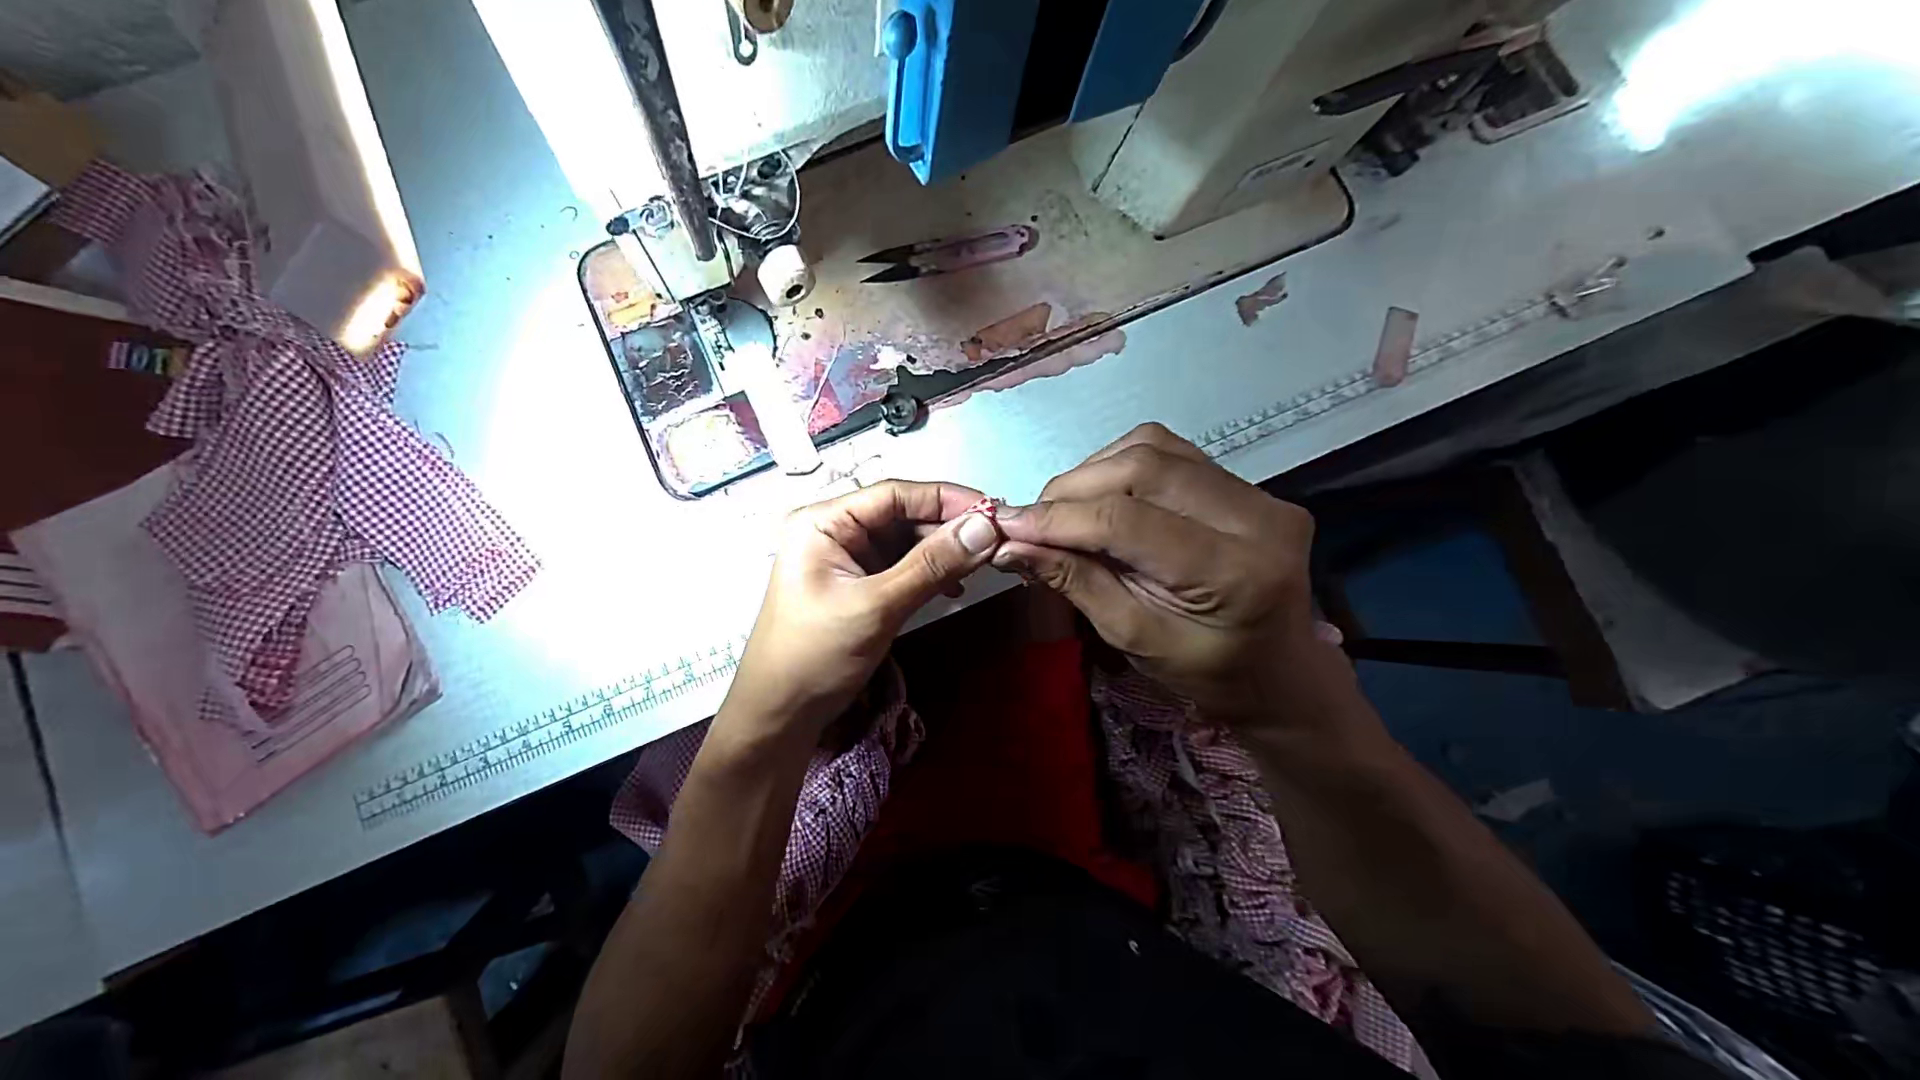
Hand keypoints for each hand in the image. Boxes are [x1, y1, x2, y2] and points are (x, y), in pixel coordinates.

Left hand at [719, 480, 1002, 745]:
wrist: (781, 715)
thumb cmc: (816, 655)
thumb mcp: (877, 606)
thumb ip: (932, 564)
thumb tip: (986, 527)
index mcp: (824, 522)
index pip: (894, 494)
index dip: (945, 498)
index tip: (994, 509)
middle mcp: (835, 531)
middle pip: (903, 515)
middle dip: (949, 527)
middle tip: (997, 539)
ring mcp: (848, 559)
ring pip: (907, 541)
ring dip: (944, 551)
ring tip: (984, 562)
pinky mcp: (860, 584)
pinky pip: (903, 566)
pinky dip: (930, 573)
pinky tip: (956, 585)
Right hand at [991, 423, 1333, 725]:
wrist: (1281, 673)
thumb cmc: (1209, 675)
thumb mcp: (1134, 639)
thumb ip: (1076, 583)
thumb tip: (1010, 544)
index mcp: (1232, 573)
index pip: (1127, 522)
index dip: (1059, 518)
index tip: (1007, 526)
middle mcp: (1256, 517)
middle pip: (1141, 467)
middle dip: (1072, 489)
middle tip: (1033, 521)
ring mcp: (1259, 493)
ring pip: (1152, 448)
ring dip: (1093, 472)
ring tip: (1064, 511)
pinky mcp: (1249, 484)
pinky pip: (1170, 452)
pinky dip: (1121, 467)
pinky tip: (1102, 498)